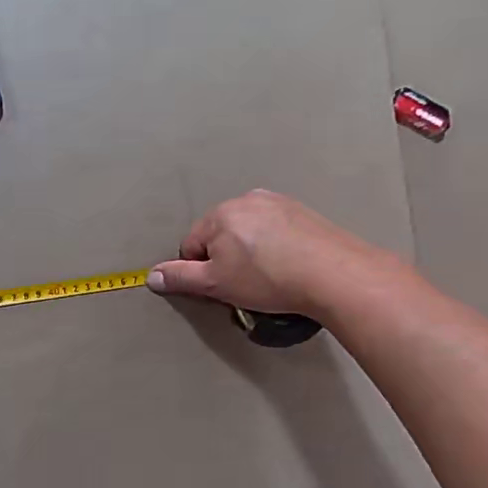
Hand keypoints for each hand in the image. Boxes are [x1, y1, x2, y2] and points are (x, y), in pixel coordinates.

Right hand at [147, 190, 390, 316]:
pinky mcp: (303, 212)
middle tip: (245, 285)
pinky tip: (288, 266)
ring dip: (250, 253)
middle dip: (225, 259)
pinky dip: (275, 247)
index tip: (221, 288)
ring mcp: (278, 203)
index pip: (191, 246)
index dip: (201, 272)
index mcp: (220, 214)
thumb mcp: (215, 284)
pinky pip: (274, 231)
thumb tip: (152, 276)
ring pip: (248, 233)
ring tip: (269, 277)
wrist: (335, 275)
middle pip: (219, 236)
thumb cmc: (269, 279)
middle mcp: (246, 200)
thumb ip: (179, 278)